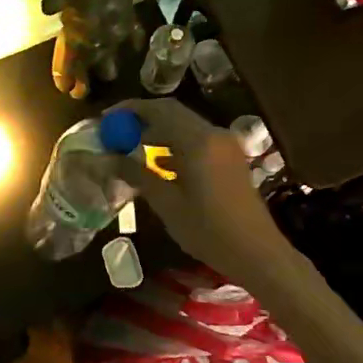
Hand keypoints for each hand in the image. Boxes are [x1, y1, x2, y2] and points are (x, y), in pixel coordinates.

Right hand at [110, 98, 295, 287]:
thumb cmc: (208, 231)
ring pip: (186, 128)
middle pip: (174, 114)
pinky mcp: (231, 160)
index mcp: (198, 141)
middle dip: (143, 120)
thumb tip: (110, 159)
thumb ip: (138, 175)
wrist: (256, 252)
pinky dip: (176, 147)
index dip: (130, 110)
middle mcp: (214, 135)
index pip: (160, 110)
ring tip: (131, 149)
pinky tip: (159, 165)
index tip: (106, 119)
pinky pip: (198, 143)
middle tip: (116, 133)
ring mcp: (226, 147)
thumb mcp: (167, 205)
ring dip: (159, 134)